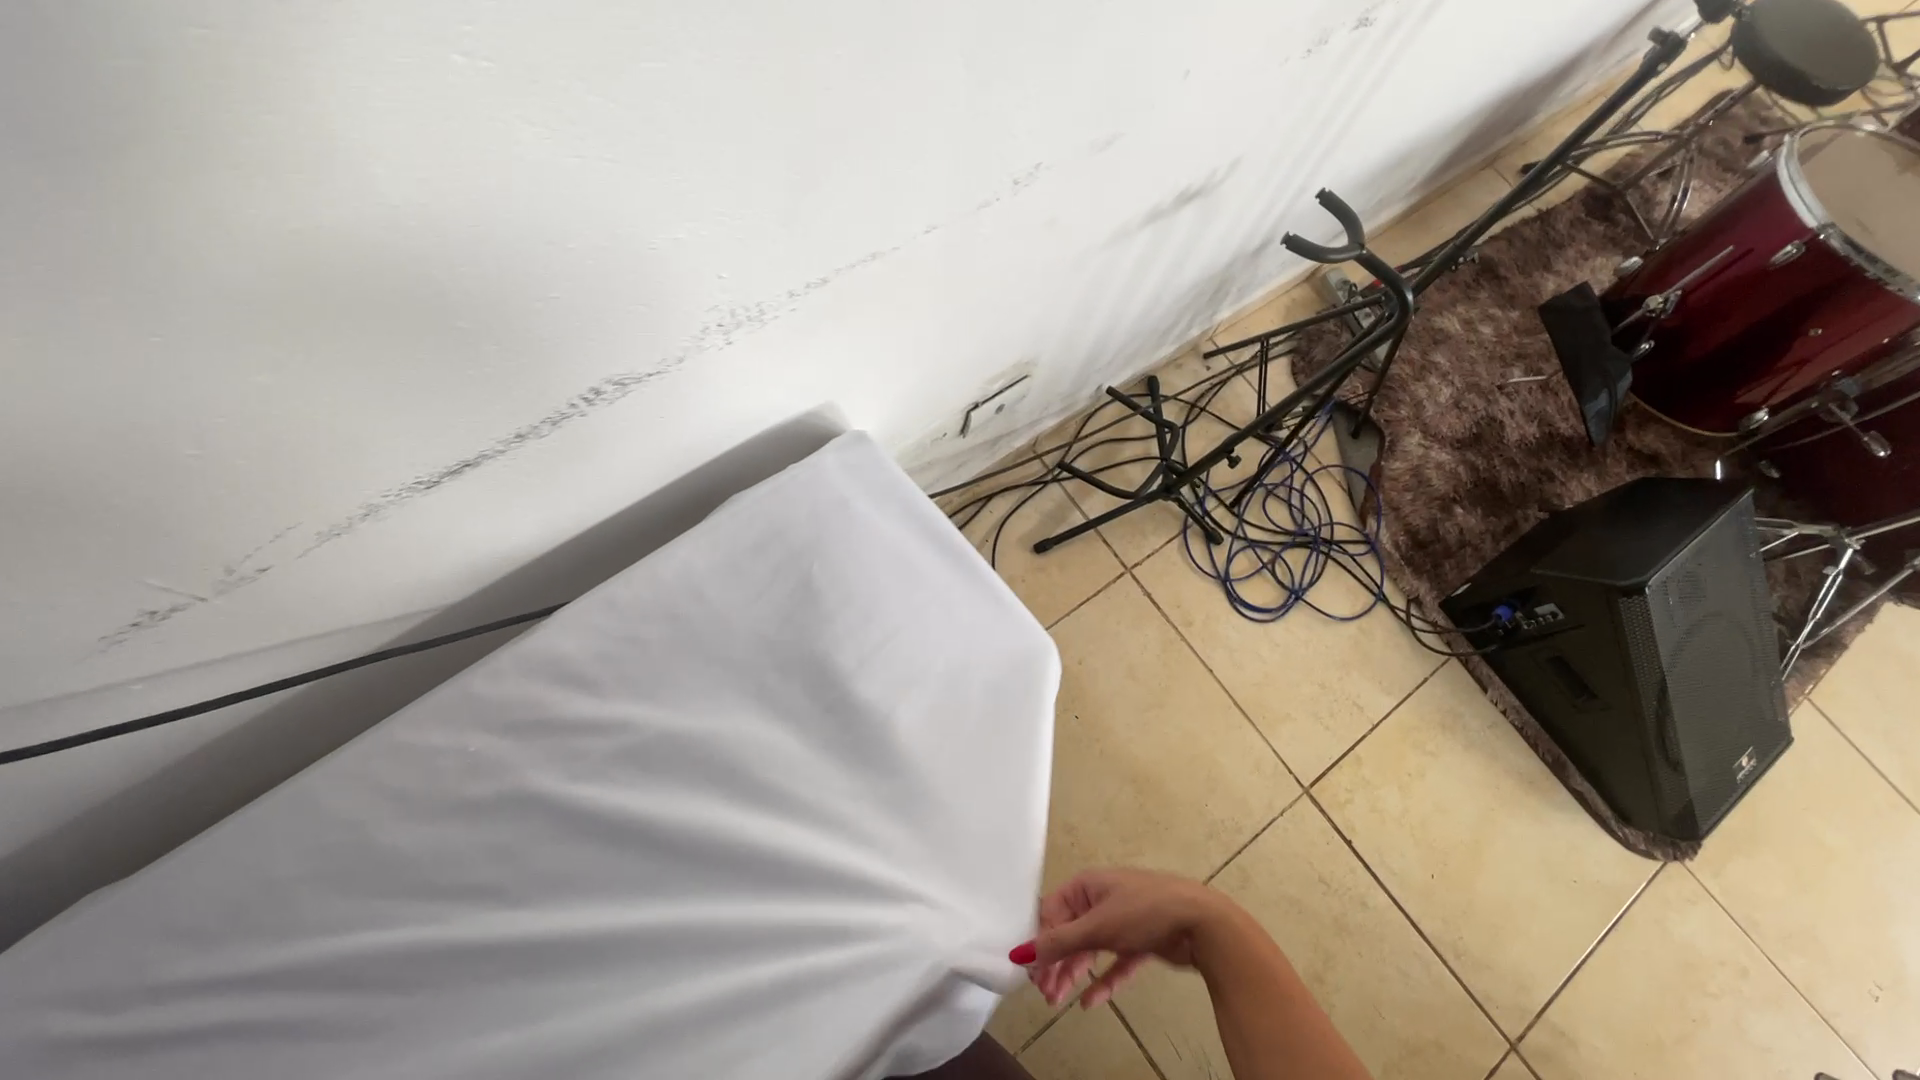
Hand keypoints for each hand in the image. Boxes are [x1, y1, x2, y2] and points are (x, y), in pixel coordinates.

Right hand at [1012, 868, 1229, 1009]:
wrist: (1202, 923)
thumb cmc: (1144, 912)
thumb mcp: (1097, 927)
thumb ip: (1058, 943)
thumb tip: (1018, 953)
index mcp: (1087, 886)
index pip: (1051, 913)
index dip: (1038, 942)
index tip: (1031, 973)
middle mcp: (1101, 899)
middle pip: (1069, 933)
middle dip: (1055, 964)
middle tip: (1045, 995)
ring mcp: (1123, 921)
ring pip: (1090, 950)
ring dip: (1073, 975)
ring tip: (1058, 1002)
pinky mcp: (1141, 941)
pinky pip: (1114, 963)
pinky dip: (1102, 981)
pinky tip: (1090, 1003)